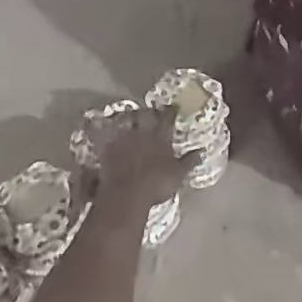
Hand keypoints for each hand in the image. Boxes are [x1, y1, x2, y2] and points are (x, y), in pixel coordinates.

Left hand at [81, 106, 197, 211]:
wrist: (127, 194)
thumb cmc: (157, 184)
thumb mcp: (179, 174)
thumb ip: (189, 160)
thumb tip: (201, 150)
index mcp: (161, 136)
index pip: (168, 117)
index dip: (171, 110)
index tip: (173, 107)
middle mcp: (142, 132)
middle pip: (145, 113)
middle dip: (148, 110)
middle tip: (151, 111)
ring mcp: (123, 138)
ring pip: (125, 118)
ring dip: (128, 115)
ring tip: (129, 115)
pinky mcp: (107, 146)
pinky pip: (103, 131)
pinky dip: (102, 127)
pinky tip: (100, 124)